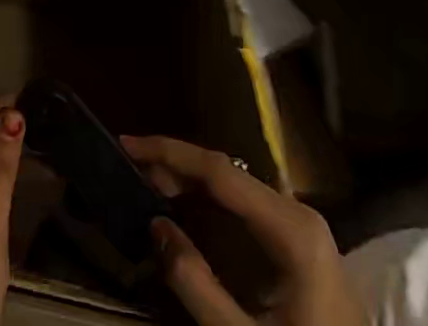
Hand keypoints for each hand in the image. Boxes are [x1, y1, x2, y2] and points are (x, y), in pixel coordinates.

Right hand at [121, 136, 362, 325]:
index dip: (168, 152)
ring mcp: (301, 225)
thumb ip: (196, 283)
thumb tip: (155, 223)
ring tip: (146, 180)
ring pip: (233, 182)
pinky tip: (182, 201)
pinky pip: (244, 202)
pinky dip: (206, 194)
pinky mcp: (299, 241)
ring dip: (187, 177)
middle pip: (224, 169)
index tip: (125, 144)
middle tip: (128, 166)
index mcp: (290, 228)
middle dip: (173, 162)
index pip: (218, 170)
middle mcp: (297, 213)